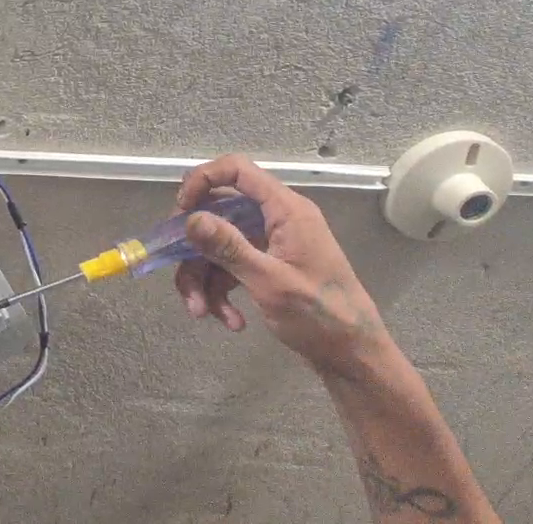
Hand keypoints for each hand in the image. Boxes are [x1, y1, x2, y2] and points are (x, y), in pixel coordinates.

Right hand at [173, 154, 390, 378]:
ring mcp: (269, 243)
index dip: (202, 181)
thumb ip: (229, 247)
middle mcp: (276, 219)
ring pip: (216, 244)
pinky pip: (227, 266)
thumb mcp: (271, 283)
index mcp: (286, 211)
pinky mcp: (265, 265)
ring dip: (201, 276)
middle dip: (193, 244)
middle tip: (176, 263)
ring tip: (199, 310)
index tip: (182, 211)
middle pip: (217, 212)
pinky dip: (219, 291)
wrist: (356, 362)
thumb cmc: (323, 318)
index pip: (236, 170)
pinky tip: (227, 319)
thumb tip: (190, 218)